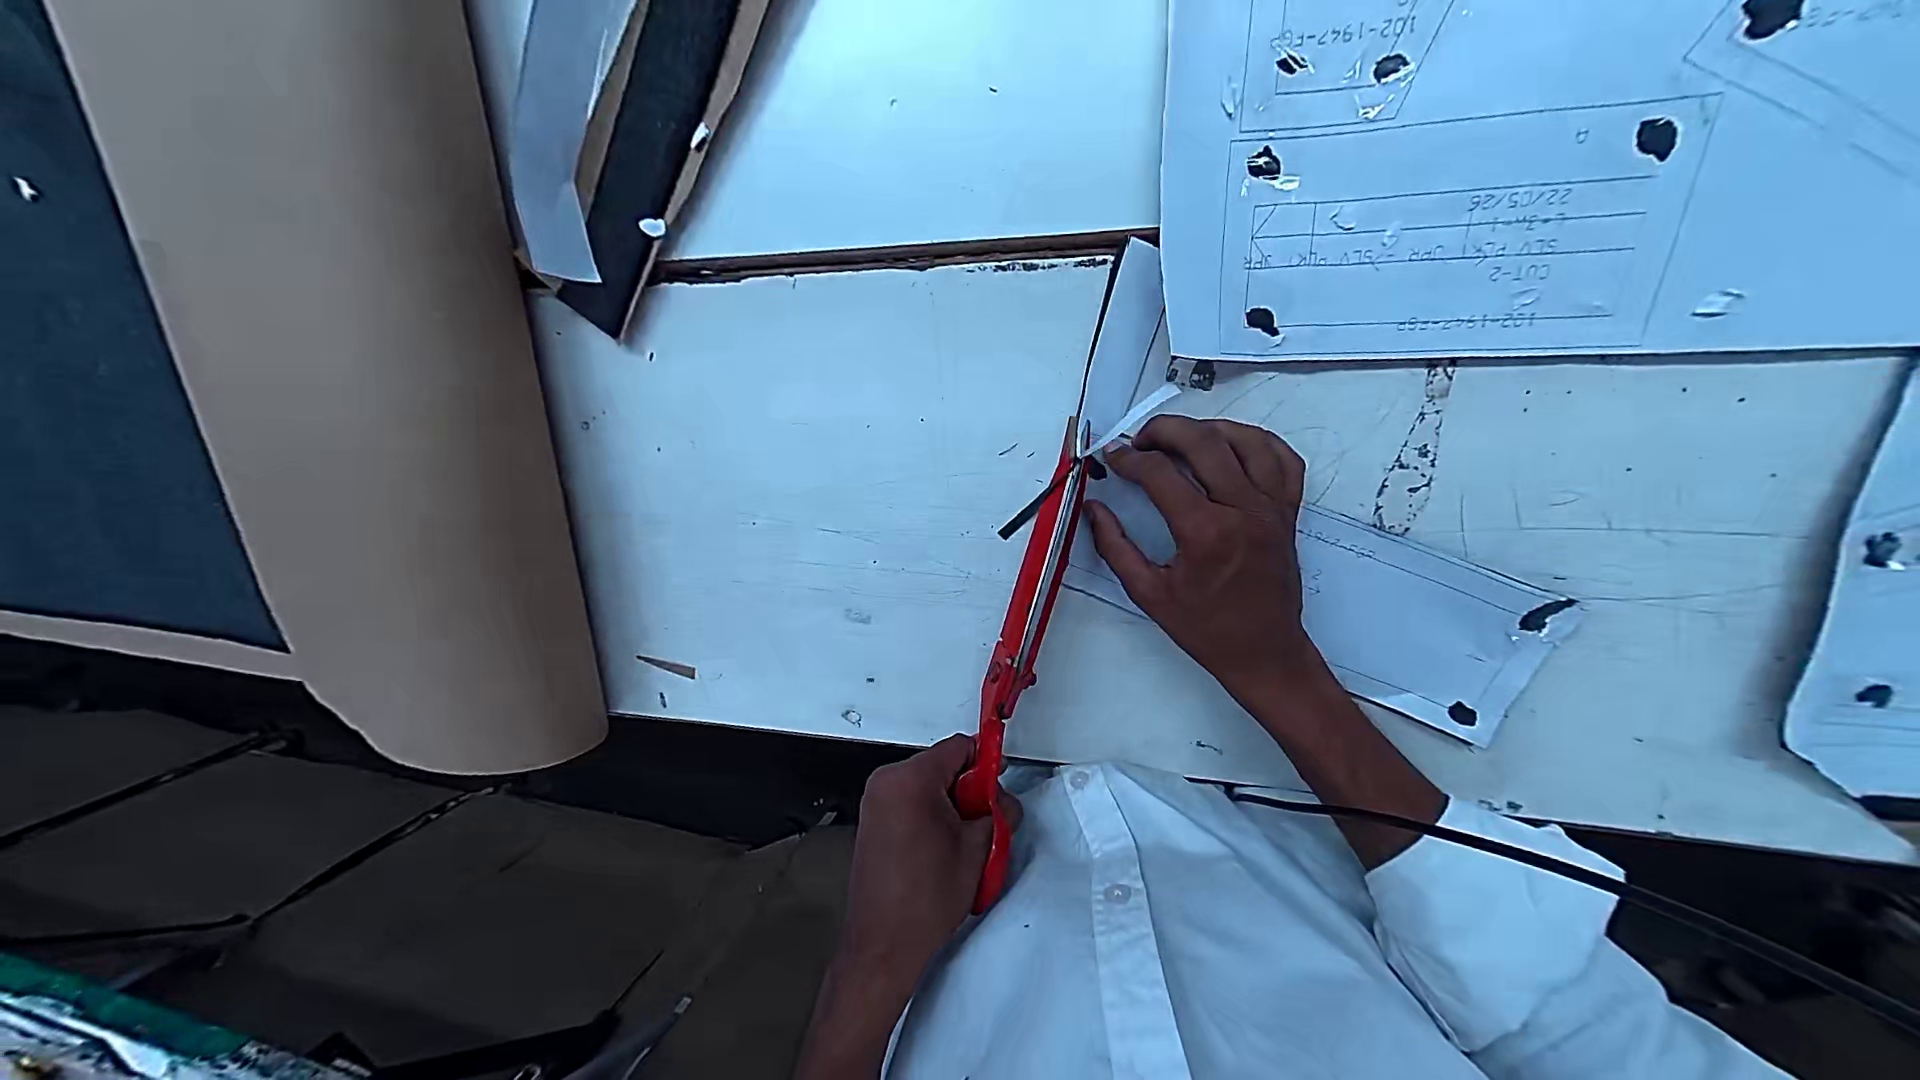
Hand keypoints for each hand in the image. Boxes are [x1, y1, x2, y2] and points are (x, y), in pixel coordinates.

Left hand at [842, 734, 1020, 979]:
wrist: (884, 946)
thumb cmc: (921, 903)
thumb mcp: (979, 848)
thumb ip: (998, 810)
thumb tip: (1003, 799)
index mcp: (910, 779)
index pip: (958, 747)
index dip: (985, 763)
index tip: (997, 779)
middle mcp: (886, 782)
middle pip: (942, 765)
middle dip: (968, 790)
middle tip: (984, 820)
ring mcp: (875, 801)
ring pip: (928, 785)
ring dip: (951, 805)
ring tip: (961, 843)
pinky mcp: (872, 819)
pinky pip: (911, 801)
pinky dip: (931, 815)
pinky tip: (942, 848)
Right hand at [1086, 415, 1321, 701]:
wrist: (1263, 651)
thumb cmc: (1206, 628)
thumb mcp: (1148, 592)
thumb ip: (1114, 547)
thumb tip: (1094, 509)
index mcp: (1204, 533)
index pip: (1159, 473)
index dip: (1128, 459)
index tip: (1113, 459)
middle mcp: (1243, 511)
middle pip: (1203, 442)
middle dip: (1163, 430)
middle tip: (1140, 440)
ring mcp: (1272, 508)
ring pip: (1246, 440)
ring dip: (1208, 429)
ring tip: (1181, 438)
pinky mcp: (1288, 512)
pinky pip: (1283, 460)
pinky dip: (1257, 442)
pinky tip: (1232, 445)